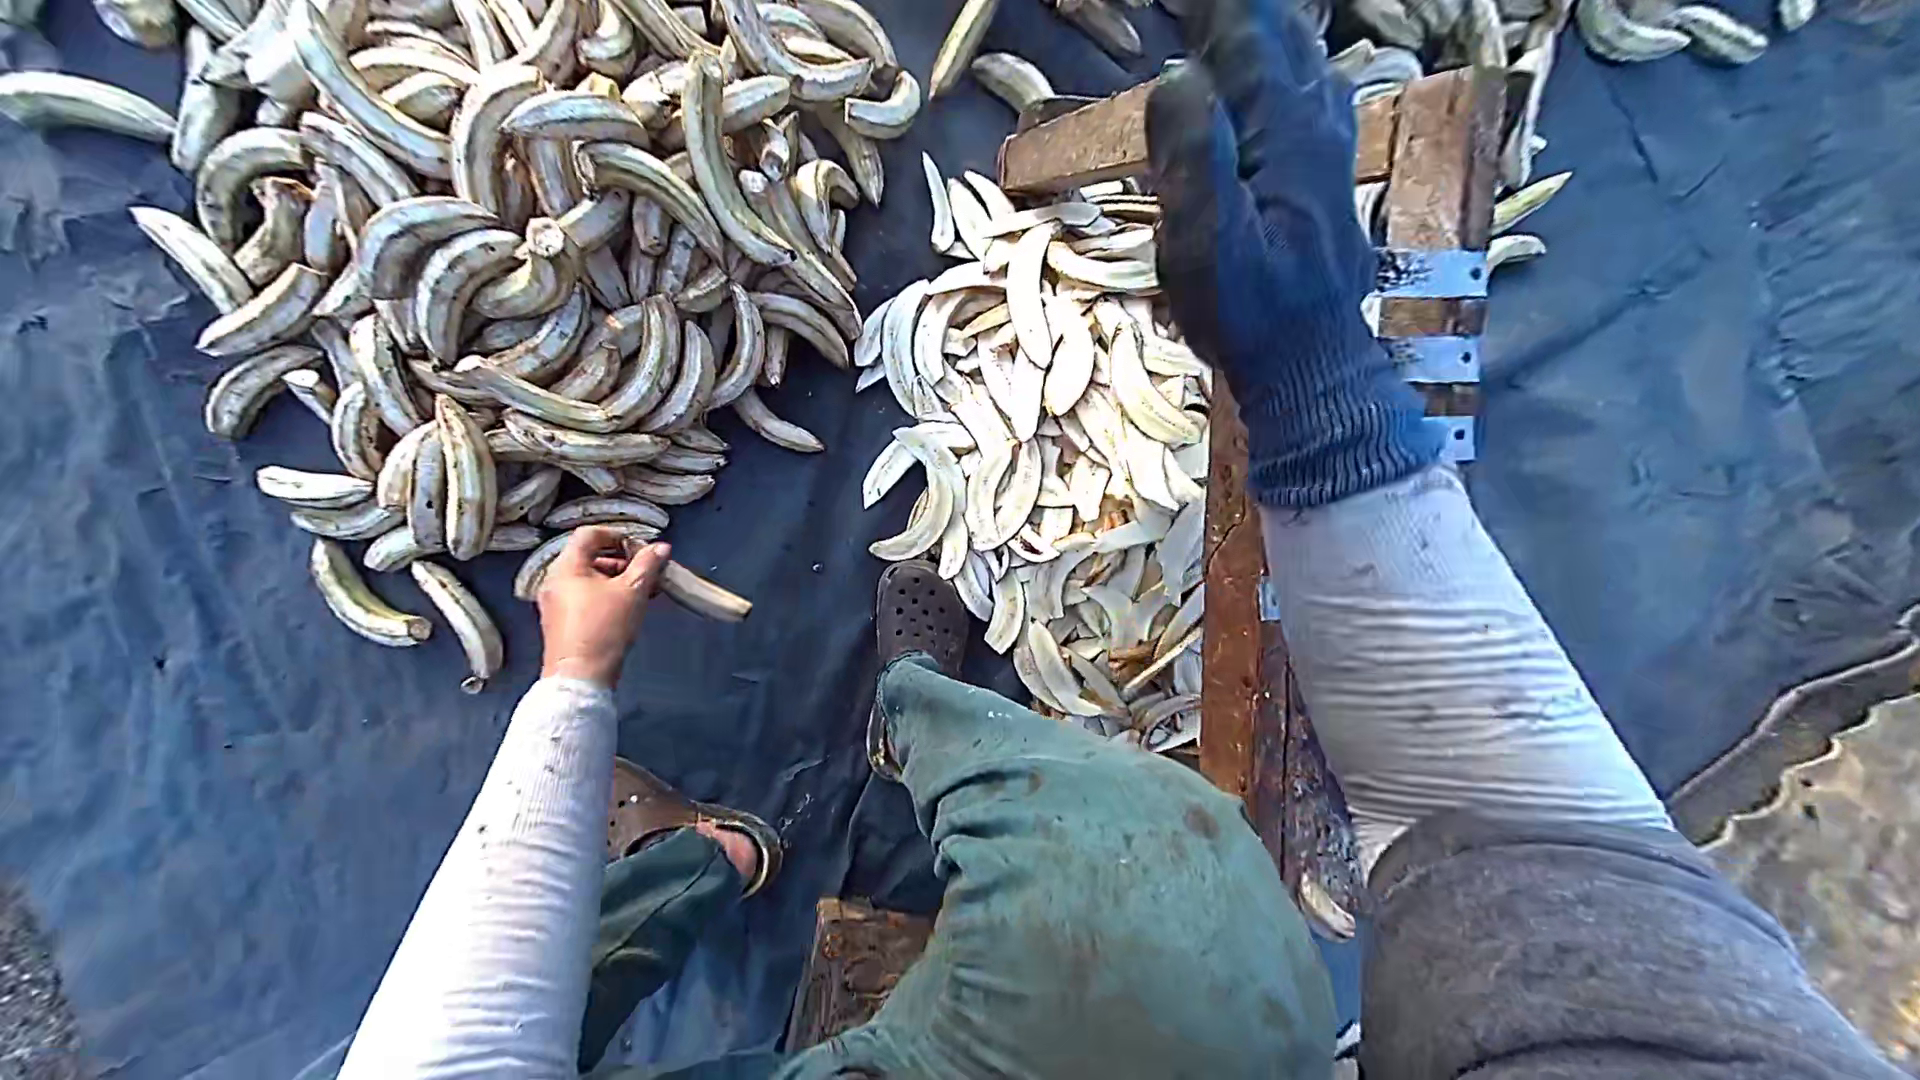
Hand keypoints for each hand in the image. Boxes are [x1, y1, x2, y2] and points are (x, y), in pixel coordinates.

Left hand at [536, 527, 670, 687]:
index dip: (617, 535)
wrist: (581, 675)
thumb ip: (648, 564)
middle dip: (622, 560)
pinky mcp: (561, 620)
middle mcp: (555, 581)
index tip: (639, 549)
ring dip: (617, 579)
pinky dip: (606, 594)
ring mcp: (555, 602)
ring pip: (589, 577)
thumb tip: (660, 548)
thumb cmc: (605, 628)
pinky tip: (628, 607)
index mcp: (567, 568)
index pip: (589, 534)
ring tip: (642, 592)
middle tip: (646, 572)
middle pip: (589, 556)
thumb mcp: (633, 591)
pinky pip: (585, 596)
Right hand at [1148, 0, 1436, 507]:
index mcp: (1284, 129)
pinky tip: (1282, 78)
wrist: (1308, 364)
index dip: (1209, 8)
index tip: (1174, 1)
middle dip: (1237, 13)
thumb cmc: (1249, 312)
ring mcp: (1328, 151)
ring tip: (1228, 25)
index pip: (1245, 34)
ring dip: (1264, 35)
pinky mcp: (1325, 181)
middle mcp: (1316, 123)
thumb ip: (1193, 158)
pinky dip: (1285, 73)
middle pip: (1279, 36)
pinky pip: (1311, 98)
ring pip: (1301, 63)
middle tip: (1197, 12)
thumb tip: (1176, 78)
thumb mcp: (1206, 244)